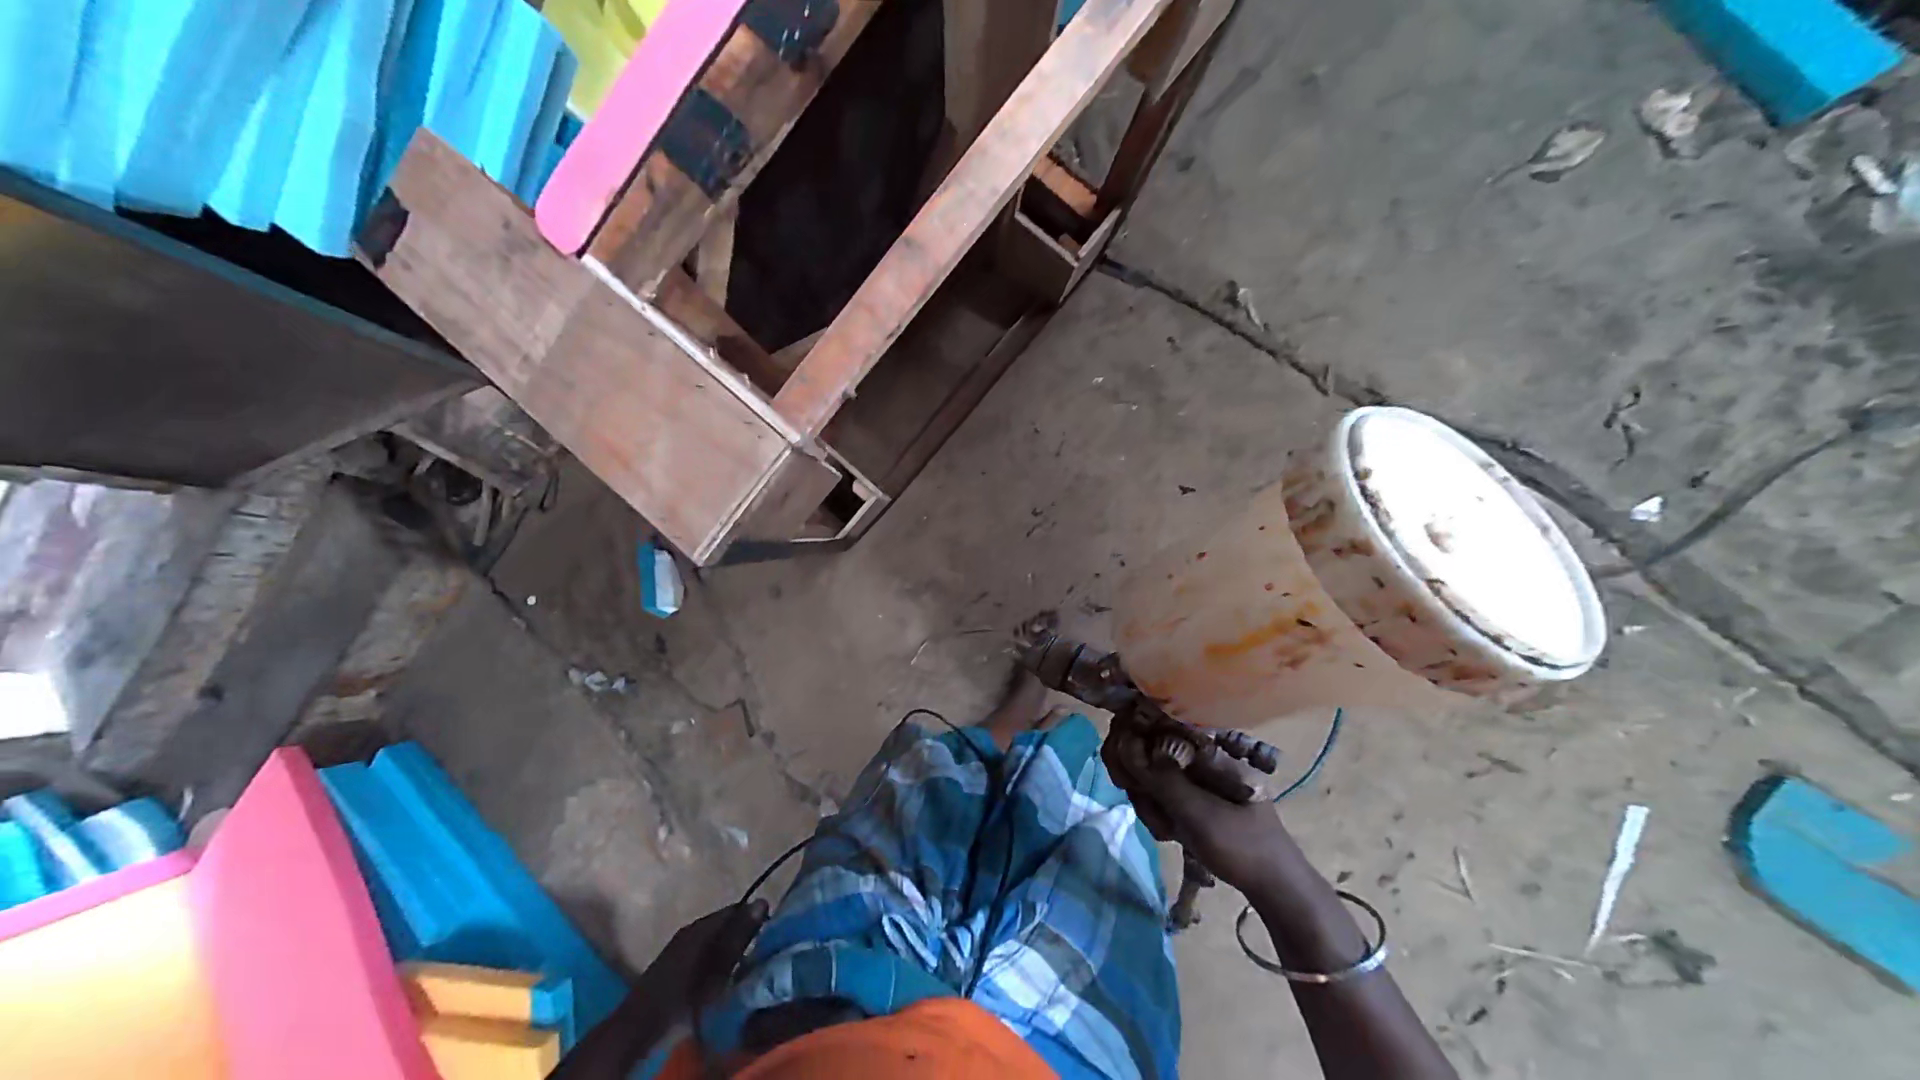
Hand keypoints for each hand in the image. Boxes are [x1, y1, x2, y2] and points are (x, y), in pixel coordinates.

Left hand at [641, 899, 769, 1003]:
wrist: (637, 1030)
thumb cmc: (682, 997)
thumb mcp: (717, 969)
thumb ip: (739, 936)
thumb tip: (762, 901)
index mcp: (701, 926)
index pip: (737, 909)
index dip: (756, 918)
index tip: (773, 934)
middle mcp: (690, 931)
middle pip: (725, 925)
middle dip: (745, 935)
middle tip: (765, 952)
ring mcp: (680, 948)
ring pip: (715, 940)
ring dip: (731, 950)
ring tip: (749, 966)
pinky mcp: (675, 965)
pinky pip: (705, 953)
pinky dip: (717, 961)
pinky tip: (725, 978)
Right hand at [1102, 731, 1304, 894]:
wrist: (1275, 888)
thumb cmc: (1243, 845)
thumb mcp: (1198, 813)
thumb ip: (1160, 779)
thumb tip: (1124, 743)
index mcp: (1209, 745)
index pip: (1155, 724)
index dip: (1130, 743)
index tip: (1123, 774)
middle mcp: (1200, 752)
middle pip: (1146, 750)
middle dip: (1140, 783)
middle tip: (1154, 813)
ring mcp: (1196, 775)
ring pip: (1149, 776)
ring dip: (1149, 803)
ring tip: (1167, 829)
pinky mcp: (1193, 796)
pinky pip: (1159, 794)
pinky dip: (1158, 813)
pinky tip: (1170, 833)